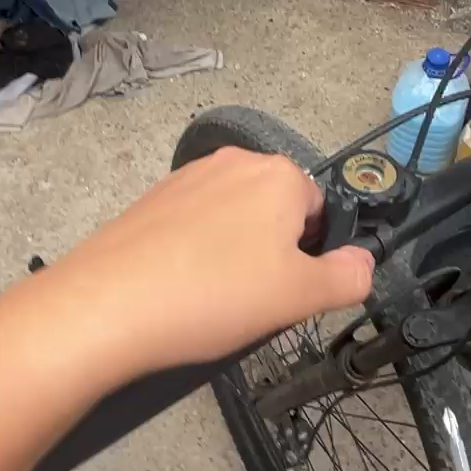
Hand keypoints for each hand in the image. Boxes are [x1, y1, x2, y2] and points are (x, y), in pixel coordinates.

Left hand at [46, 147, 373, 372]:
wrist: (105, 307)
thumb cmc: (213, 295)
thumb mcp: (299, 297)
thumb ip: (349, 278)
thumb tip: (365, 264)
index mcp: (280, 176)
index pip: (323, 212)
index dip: (314, 256)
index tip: (289, 293)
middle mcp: (235, 163)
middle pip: (278, 213)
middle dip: (274, 254)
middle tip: (253, 300)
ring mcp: (188, 178)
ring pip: (235, 221)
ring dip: (236, 256)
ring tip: (212, 300)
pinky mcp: (151, 201)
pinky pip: (194, 227)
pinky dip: (196, 254)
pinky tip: (179, 290)